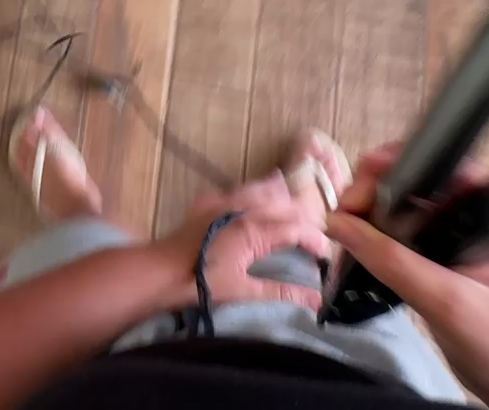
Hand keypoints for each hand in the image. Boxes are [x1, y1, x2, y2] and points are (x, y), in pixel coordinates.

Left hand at [150, 177, 334, 309]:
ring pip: (260, 189)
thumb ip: (282, 292)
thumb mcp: (244, 291)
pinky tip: (261, 195)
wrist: (162, 269)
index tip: (326, 256)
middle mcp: (239, 207)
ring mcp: (221, 200)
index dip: (315, 239)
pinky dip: (256, 191)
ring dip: (281, 198)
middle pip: (281, 203)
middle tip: (316, 235)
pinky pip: (238, 189)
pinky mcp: (207, 201)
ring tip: (297, 207)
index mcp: (252, 229)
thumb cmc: (202, 281)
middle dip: (303, 216)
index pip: (295, 227)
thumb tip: (317, 300)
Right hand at [325, 146, 488, 409]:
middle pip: (423, 179)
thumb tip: (335, 223)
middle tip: (345, 216)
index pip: (448, 166)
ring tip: (346, 229)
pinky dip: (383, 231)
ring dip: (375, 211)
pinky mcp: (459, 250)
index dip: (398, 166)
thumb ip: (393, 262)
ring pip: (412, 201)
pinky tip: (360, 242)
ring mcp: (476, 231)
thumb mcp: (450, 305)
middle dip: (378, 191)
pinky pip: (412, 226)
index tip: (360, 189)